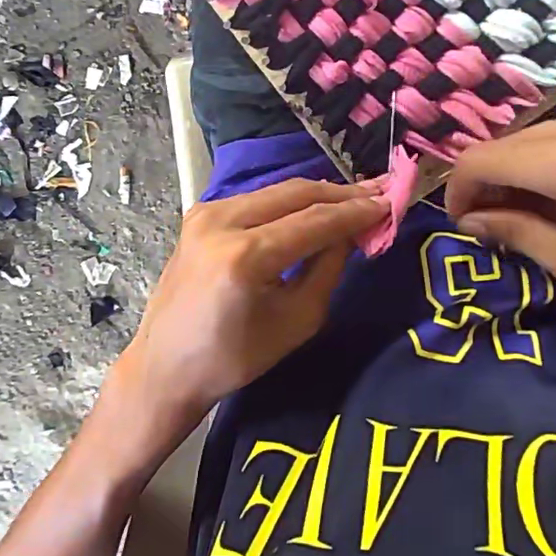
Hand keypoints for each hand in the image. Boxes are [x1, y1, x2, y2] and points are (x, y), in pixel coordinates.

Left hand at [111, 178, 387, 422]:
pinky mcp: (200, 214)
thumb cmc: (233, 358)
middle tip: (380, 190)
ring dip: (317, 194)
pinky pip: (257, 199)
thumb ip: (328, 268)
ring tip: (355, 197)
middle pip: (296, 193)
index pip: (314, 221)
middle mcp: (222, 221)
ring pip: (277, 191)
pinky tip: (314, 206)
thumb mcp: (297, 321)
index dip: (356, 211)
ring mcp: (205, 212)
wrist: (165, 365)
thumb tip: (352, 231)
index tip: (390, 202)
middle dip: (341, 193)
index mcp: (244, 256)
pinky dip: (289, 202)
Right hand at [444, 104, 555, 349]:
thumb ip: (521, 237)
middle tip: (496, 232)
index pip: (480, 160)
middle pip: (503, 145)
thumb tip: (473, 221)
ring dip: (518, 177)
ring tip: (536, 223)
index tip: (465, 230)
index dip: (457, 194)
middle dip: (486, 186)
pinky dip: (548, 167)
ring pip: (532, 140)